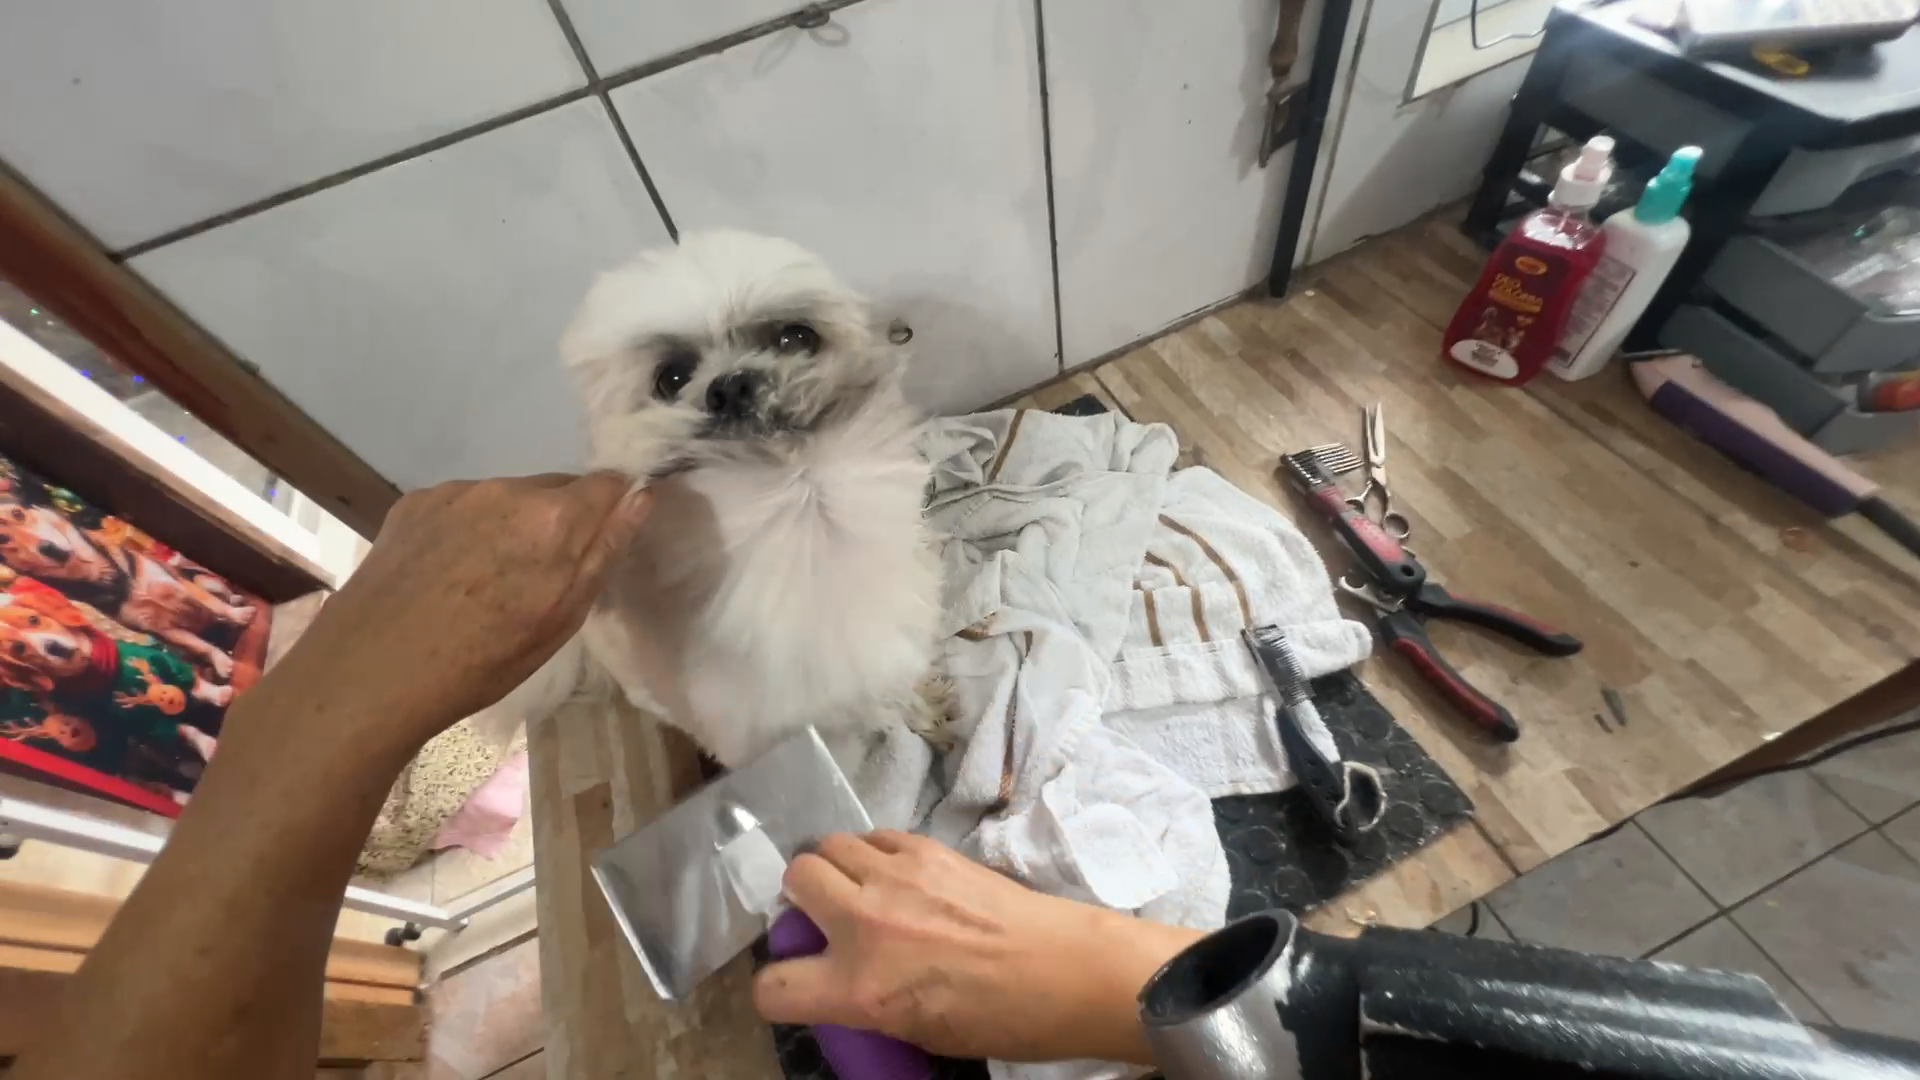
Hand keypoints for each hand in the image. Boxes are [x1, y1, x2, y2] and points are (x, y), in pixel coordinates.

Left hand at [263, 473, 648, 759]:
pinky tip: (456, 569)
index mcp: (554, 517)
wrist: (367, 674)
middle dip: (567, 518)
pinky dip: (477, 525)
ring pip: (513, 495)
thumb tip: (642, 496)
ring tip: (496, 575)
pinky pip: (470, 503)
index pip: (610, 483)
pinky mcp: (414, 502)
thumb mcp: (565, 614)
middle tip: (548, 572)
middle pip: (560, 487)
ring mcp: (456, 492)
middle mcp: (507, 489)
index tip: (605, 542)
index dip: (616, 509)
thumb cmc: (486, 657)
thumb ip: (607, 548)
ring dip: (521, 522)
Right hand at [752, 831, 1200, 1063]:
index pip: (773, 985)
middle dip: (801, 896)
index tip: (794, 980)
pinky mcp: (924, 846)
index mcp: (859, 988)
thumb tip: (835, 976)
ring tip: (859, 885)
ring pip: (829, 844)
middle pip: (795, 878)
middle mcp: (865, 921)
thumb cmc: (992, 1016)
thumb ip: (861, 999)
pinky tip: (895, 871)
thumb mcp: (912, 1030)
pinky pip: (874, 835)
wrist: (1056, 966)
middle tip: (826, 913)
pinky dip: (872, 851)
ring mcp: (895, 874)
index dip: (776, 986)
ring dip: (834, 865)